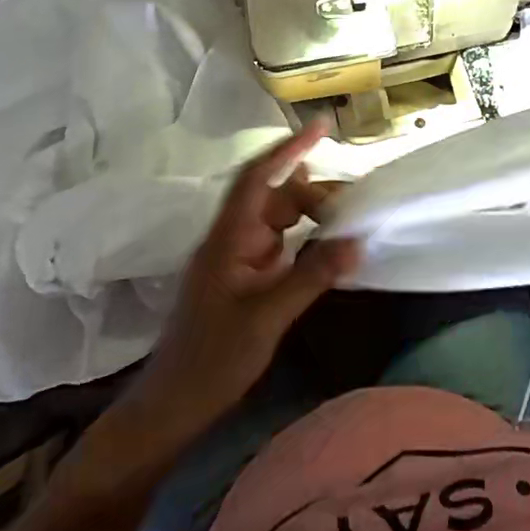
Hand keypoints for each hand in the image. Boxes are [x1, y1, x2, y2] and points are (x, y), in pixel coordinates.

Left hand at [134, 119, 360, 422]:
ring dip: (308, 215)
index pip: (258, 177)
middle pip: (273, 197)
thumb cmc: (212, 359)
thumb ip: (310, 277)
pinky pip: (276, 243)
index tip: (321, 127)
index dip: (288, 148)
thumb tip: (356, 242)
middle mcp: (231, 237)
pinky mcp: (242, 277)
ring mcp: (236, 257)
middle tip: (354, 206)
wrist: (173, 404)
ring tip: (347, 219)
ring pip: (276, 219)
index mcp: (227, 237)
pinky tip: (326, 244)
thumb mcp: (266, 318)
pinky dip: (302, 239)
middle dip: (312, 194)